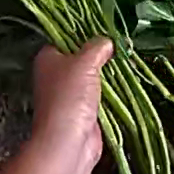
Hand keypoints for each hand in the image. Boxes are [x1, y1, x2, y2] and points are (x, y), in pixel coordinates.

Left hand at [29, 39, 112, 162]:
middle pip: (79, 58)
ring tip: (126, 65)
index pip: (65, 38)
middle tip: (120, 49)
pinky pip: (97, 96)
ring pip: (90, 78)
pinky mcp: (80, 111)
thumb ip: (96, 48)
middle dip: (98, 56)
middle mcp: (54, 73)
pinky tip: (124, 87)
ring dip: (106, 76)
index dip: (84, 34)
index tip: (105, 32)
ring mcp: (67, 94)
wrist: (68, 142)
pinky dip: (108, 94)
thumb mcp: (84, 63)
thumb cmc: (69, 96)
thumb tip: (106, 40)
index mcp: (47, 57)